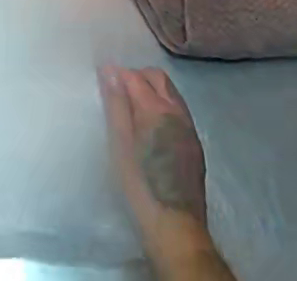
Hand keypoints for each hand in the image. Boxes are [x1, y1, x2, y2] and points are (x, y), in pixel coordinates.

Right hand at [99, 66, 235, 280]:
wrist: (175, 225)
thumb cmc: (139, 184)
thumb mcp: (119, 144)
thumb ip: (115, 104)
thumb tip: (110, 71)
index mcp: (155, 109)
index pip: (134, 76)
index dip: (117, 74)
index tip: (102, 78)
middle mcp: (176, 111)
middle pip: (157, 77)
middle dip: (137, 76)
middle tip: (118, 92)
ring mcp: (189, 126)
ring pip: (171, 92)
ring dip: (152, 89)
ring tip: (133, 108)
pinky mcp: (194, 142)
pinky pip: (179, 109)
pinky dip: (163, 105)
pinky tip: (152, 126)